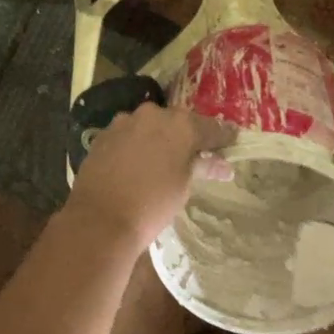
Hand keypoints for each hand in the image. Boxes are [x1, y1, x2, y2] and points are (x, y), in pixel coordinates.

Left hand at [66, 103, 234, 247]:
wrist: (100, 218)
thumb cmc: (153, 204)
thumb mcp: (184, 186)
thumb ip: (202, 166)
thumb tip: (223, 165)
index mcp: (180, 124)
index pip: (210, 127)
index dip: (223, 136)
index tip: (232, 143)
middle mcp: (153, 114)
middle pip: (178, 122)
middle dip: (188, 135)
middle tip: (196, 153)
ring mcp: (125, 121)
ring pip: (150, 125)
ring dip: (160, 138)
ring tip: (164, 159)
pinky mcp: (104, 134)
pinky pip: (129, 134)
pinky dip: (137, 144)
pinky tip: (138, 162)